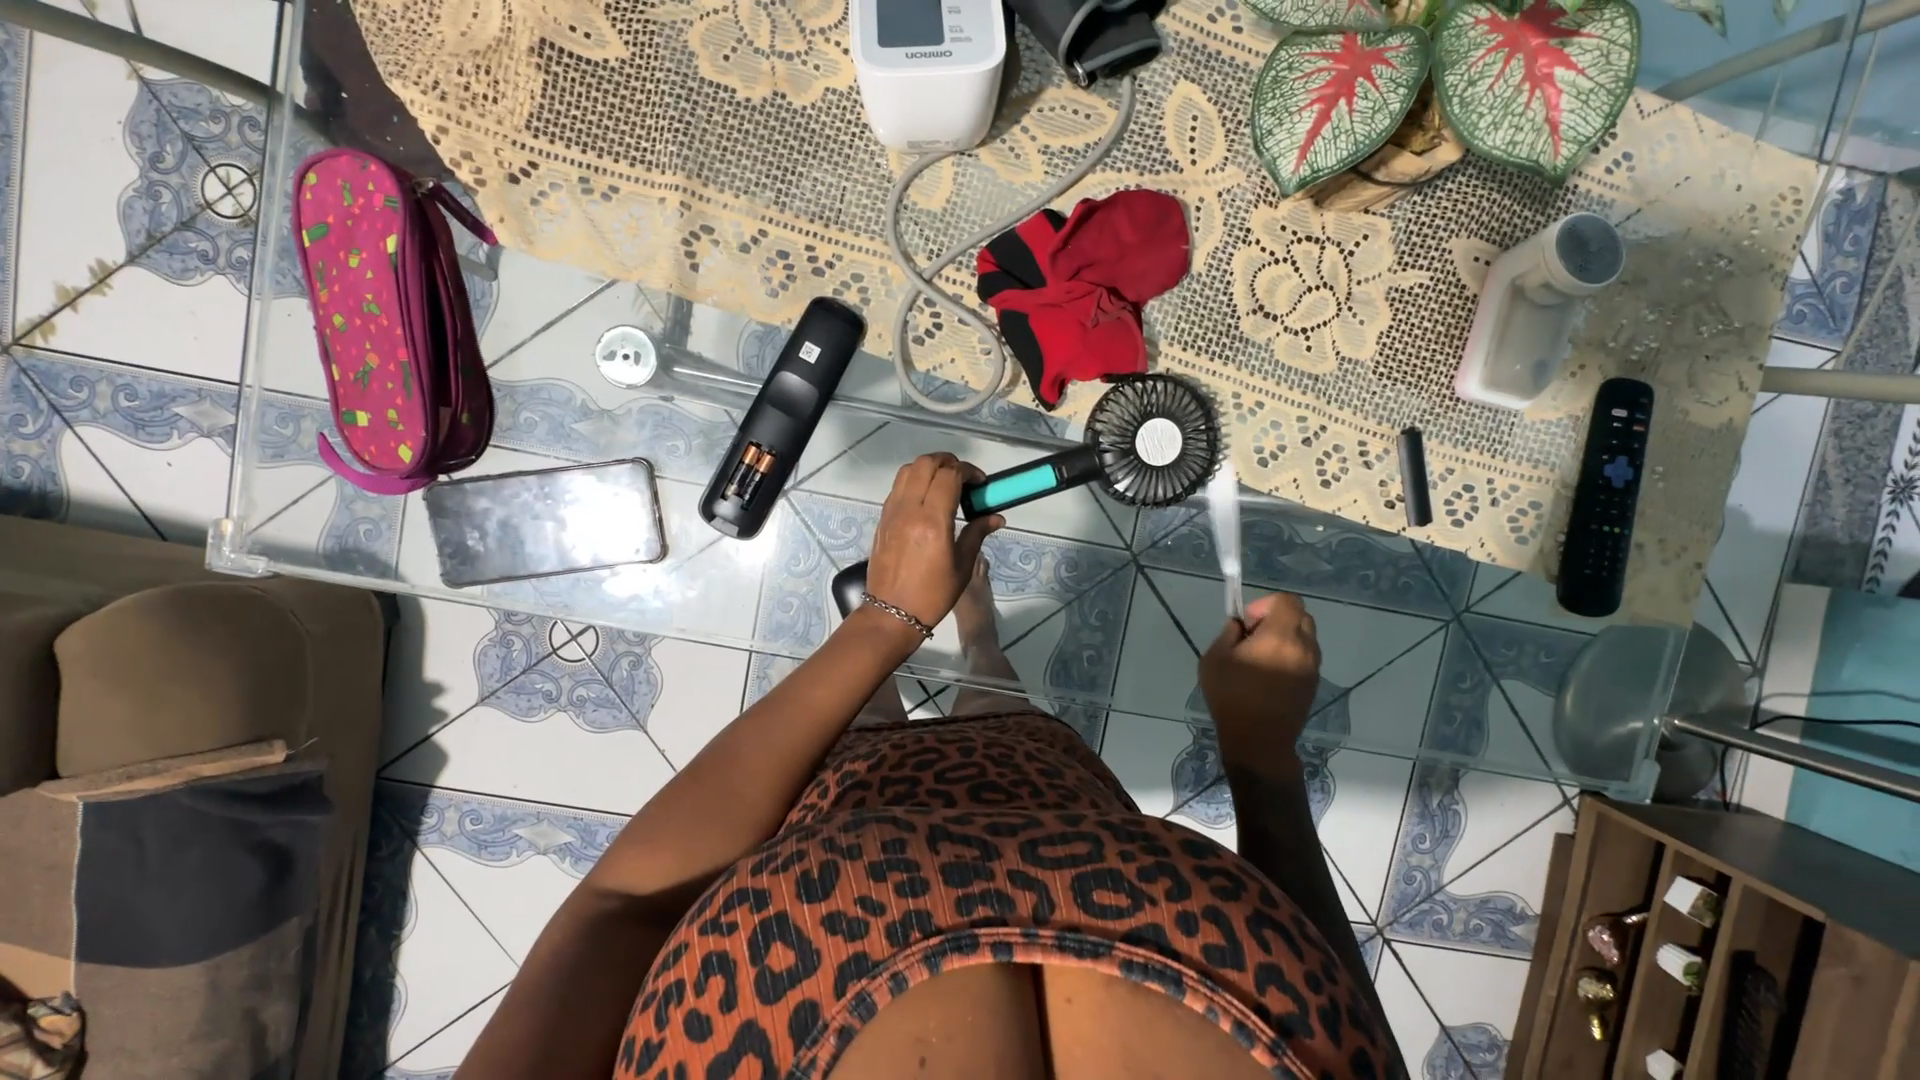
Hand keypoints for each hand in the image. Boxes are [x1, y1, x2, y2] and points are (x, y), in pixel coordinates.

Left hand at [865, 453, 1003, 629]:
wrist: (891, 613)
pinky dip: (914, 482)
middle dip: (948, 462)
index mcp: (933, 522)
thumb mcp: (962, 565)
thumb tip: (996, 517)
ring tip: (944, 484)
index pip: (949, 476)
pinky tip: (926, 499)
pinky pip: (898, 487)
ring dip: (928, 468)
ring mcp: (892, 513)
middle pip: (926, 464)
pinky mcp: (883, 519)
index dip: (968, 471)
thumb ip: (977, 533)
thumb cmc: (933, 594)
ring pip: (908, 471)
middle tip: (963, 478)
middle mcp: (909, 510)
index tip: (980, 483)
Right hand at [1198, 592, 1321, 761]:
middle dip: (1277, 618)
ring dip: (1285, 637)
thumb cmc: (1232, 698)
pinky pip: (1306, 655)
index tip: (1248, 624)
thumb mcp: (1214, 660)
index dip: (1265, 603)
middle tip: (1254, 637)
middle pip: (1300, 615)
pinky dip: (1290, 654)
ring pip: (1305, 635)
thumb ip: (1228, 634)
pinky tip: (1270, 675)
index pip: (1287, 600)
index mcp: (1279, 636)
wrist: (1260, 741)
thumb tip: (1241, 627)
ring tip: (1262, 658)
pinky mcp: (1314, 682)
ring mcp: (1313, 666)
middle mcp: (1304, 646)